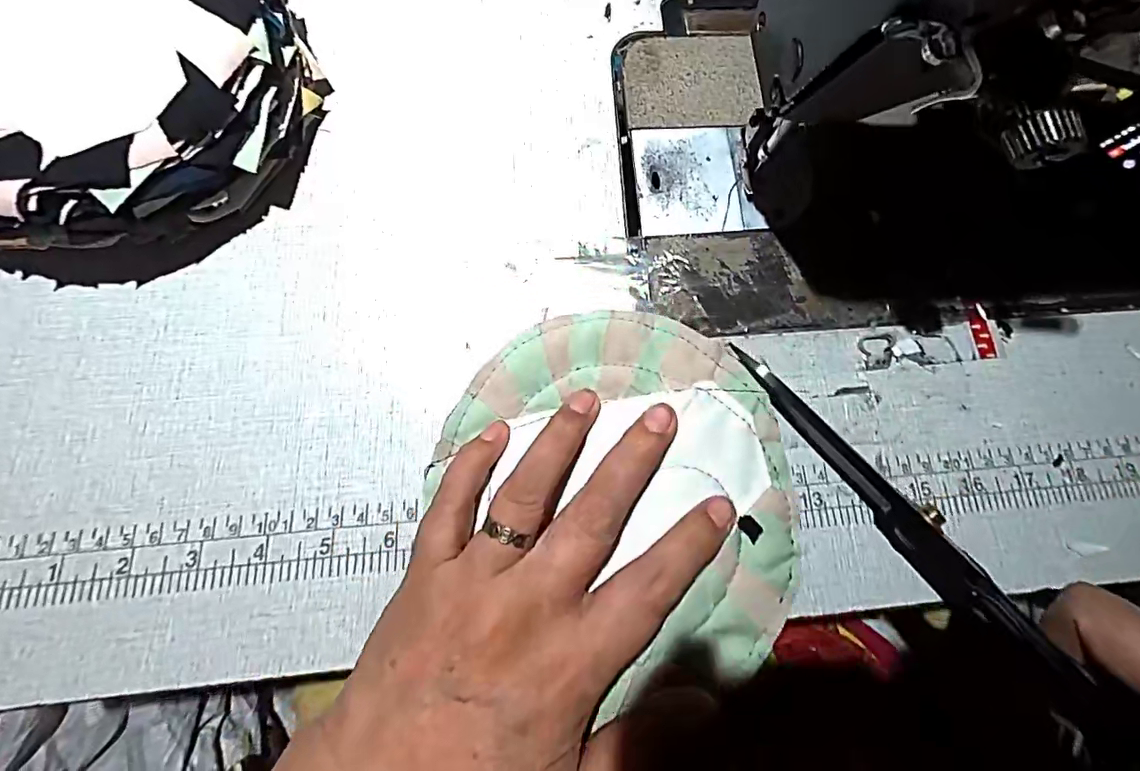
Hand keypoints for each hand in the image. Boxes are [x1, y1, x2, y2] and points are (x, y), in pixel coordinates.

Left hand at [279, 390, 735, 770]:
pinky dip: (469, 468)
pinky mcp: (423, 578)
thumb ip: (638, 738)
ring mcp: (471, 585)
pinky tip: (492, 433)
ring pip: (524, 498)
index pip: (648, 588)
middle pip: (592, 518)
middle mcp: (525, 609)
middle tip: (659, 418)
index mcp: (568, 661)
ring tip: (585, 402)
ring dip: (558, 443)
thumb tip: (705, 707)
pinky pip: (447, 510)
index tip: (716, 505)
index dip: (688, 544)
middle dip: (631, 461)